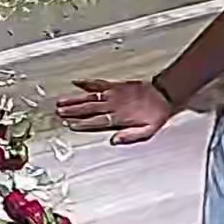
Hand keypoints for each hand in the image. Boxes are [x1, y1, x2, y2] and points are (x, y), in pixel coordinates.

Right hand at [54, 78, 174, 144]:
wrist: (164, 94)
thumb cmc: (156, 114)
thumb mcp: (148, 131)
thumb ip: (131, 136)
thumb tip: (114, 141)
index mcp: (119, 117)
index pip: (96, 121)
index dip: (83, 124)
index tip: (70, 125)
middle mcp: (113, 105)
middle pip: (88, 109)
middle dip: (72, 111)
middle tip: (58, 113)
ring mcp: (112, 93)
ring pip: (89, 97)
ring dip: (74, 100)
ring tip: (60, 102)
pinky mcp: (114, 85)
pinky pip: (98, 83)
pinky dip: (86, 83)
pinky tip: (76, 82)